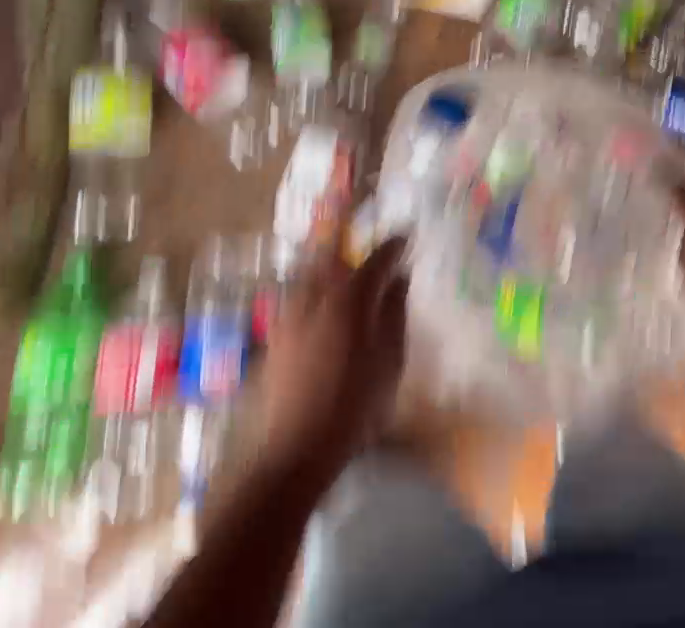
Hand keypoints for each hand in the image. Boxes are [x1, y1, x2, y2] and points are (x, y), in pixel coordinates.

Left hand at [258, 240, 408, 483]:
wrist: (297, 449)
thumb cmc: (356, 405)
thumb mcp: (390, 359)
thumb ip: (395, 312)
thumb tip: (399, 279)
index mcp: (348, 300)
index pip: (375, 258)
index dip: (393, 244)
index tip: (408, 235)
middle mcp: (314, 298)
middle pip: (330, 253)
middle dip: (351, 239)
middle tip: (372, 241)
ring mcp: (289, 316)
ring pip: (308, 272)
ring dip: (330, 260)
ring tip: (349, 264)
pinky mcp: (276, 335)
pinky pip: (297, 293)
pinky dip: (315, 284)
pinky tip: (326, 298)